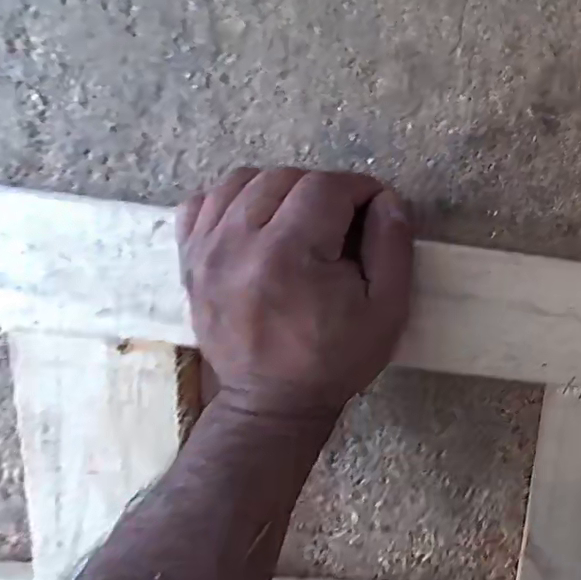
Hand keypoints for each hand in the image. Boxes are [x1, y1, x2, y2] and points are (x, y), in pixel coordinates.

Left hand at [176, 167, 414, 421]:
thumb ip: (392, 246)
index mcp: (289, 255)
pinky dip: (237, 200)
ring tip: (307, 218)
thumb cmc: (338, 358)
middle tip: (349, 219)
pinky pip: (204, 202)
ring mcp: (204, 250)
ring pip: (243, 180)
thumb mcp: (388, 308)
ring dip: (284, 188)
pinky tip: (263, 222)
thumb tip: (387, 200)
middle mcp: (237, 243)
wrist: (272, 401)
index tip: (380, 208)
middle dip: (327, 188)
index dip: (362, 189)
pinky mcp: (188, 260)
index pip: (326, 187)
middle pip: (285, 177)